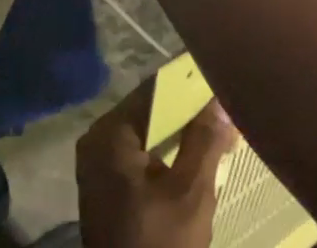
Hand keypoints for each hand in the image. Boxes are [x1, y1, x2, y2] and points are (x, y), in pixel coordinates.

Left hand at [77, 82, 236, 247]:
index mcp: (110, 133)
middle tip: (221, 110)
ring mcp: (95, 162)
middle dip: (183, 114)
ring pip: (141, 134)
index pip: (151, 93)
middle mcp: (95, 139)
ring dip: (175, 135)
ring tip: (213, 131)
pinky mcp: (102, 183)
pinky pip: (133, 154)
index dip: (186, 89)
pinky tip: (188, 158)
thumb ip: (204, 143)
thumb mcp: (190, 193)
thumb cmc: (160, 242)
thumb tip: (217, 101)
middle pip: (145, 112)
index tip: (215, 84)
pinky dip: (160, 153)